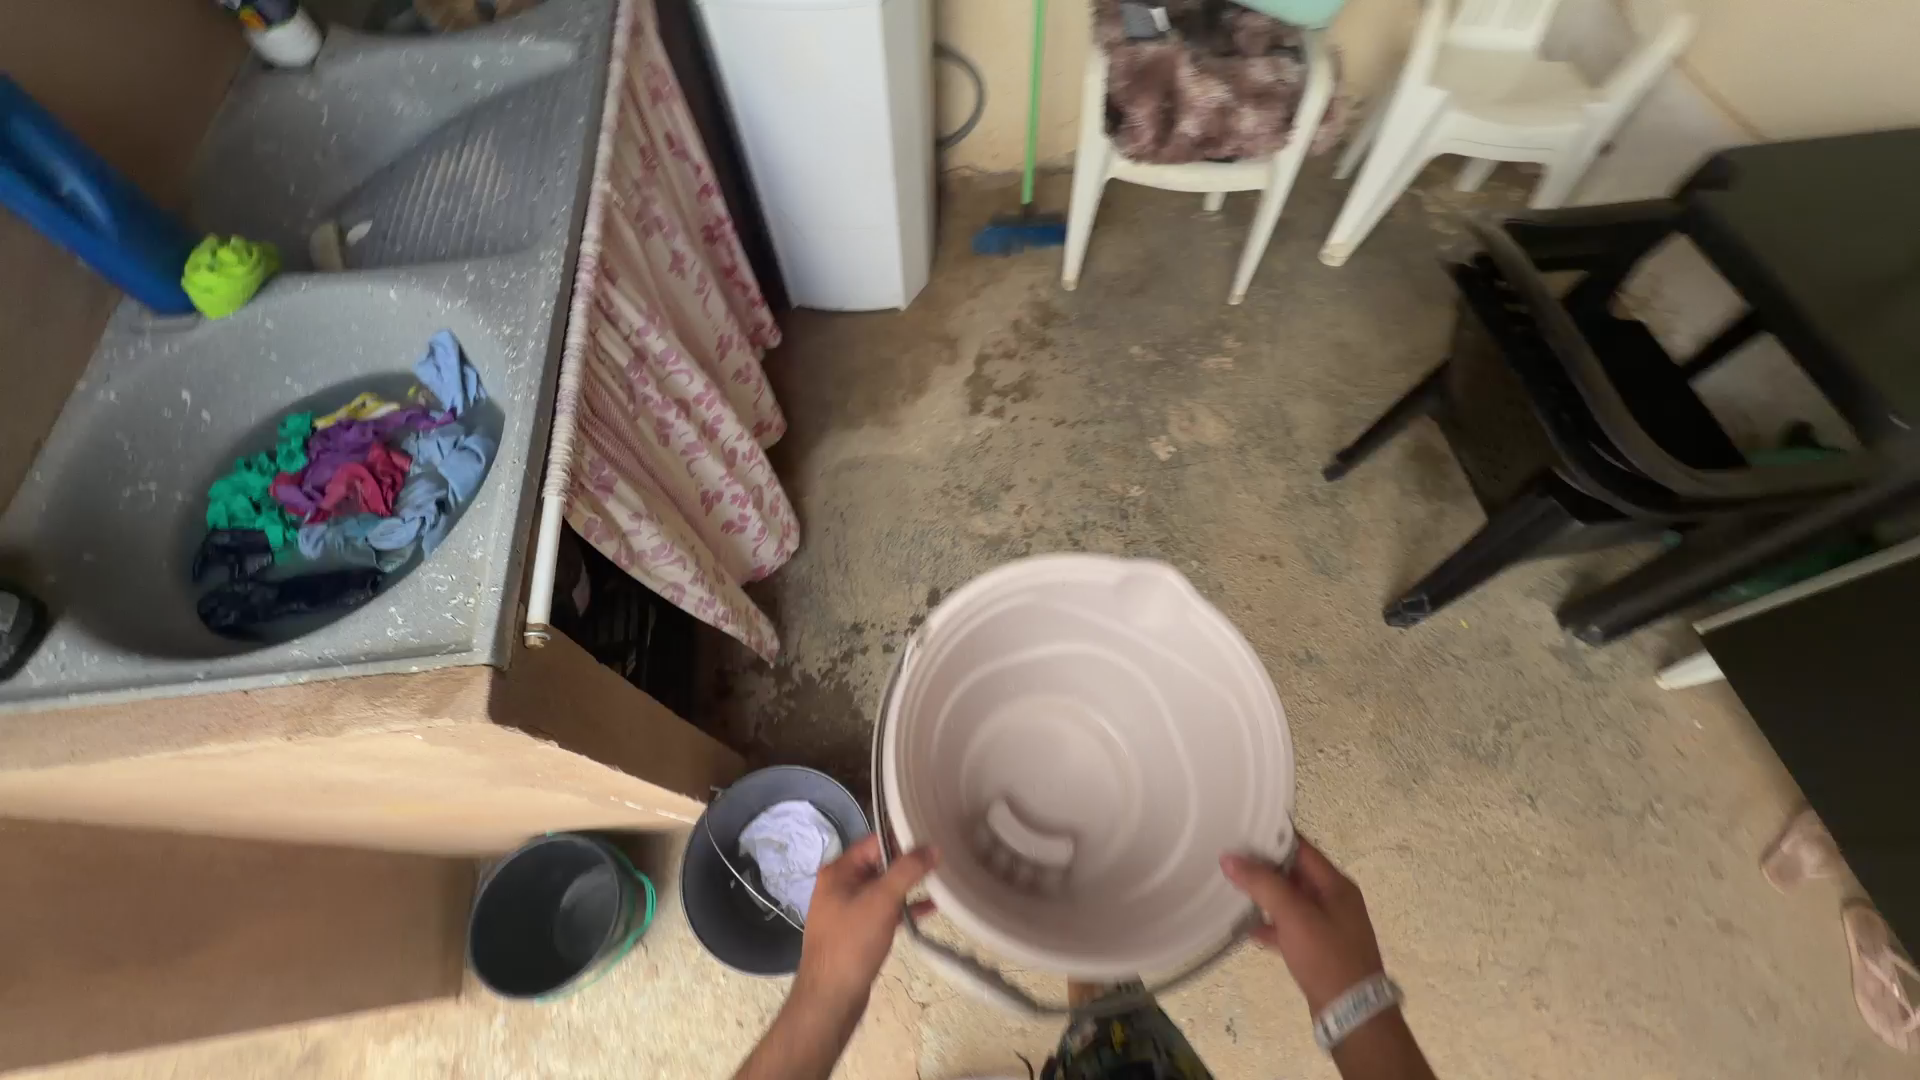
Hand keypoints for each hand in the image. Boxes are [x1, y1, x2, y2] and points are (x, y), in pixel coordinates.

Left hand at [794, 835, 937, 1011]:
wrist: (830, 999)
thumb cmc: (853, 942)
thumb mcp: (882, 900)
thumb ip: (908, 870)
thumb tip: (933, 847)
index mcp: (839, 870)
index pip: (875, 841)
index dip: (902, 838)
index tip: (932, 836)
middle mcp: (840, 885)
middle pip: (880, 863)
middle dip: (909, 862)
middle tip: (941, 858)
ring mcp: (847, 909)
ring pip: (884, 888)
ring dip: (909, 886)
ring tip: (940, 881)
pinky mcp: (857, 931)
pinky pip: (884, 910)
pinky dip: (904, 908)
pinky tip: (929, 910)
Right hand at [1221, 838, 1384, 1014]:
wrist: (1352, 1016)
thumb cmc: (1326, 956)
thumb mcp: (1293, 914)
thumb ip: (1261, 882)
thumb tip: (1228, 858)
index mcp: (1335, 885)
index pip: (1300, 847)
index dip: (1272, 836)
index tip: (1241, 828)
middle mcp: (1333, 901)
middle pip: (1293, 873)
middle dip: (1263, 866)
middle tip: (1230, 856)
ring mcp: (1326, 926)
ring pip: (1288, 900)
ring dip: (1264, 895)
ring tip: (1232, 886)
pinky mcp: (1317, 949)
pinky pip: (1288, 926)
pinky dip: (1269, 924)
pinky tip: (1247, 927)